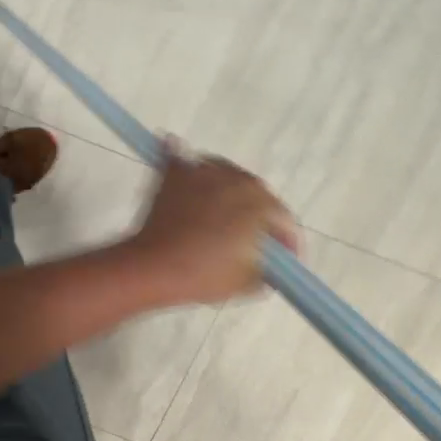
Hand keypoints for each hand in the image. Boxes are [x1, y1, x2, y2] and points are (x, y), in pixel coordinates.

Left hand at [126, 150, 298, 305]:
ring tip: (224, 209)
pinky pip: (184, 159)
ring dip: (229, 188)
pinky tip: (184, 160)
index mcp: (259, 204)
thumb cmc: (204, 275)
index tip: (285, 258)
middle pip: (255, 192)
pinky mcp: (174, 172)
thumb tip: (268, 262)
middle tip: (254, 236)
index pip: (283, 218)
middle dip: (259, 212)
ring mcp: (202, 171)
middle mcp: (234, 179)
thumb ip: (268, 267)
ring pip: (225, 173)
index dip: (287, 240)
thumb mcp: (249, 281)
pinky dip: (186, 160)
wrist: (153, 265)